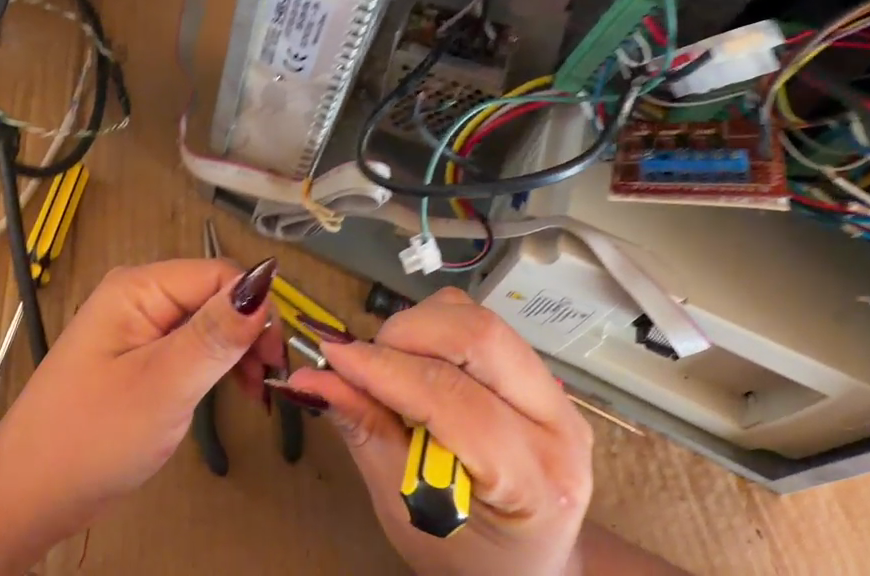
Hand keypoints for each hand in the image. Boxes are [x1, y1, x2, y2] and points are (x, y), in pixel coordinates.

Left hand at [0, 258, 287, 527]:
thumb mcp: (164, 384)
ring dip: (236, 352)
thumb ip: (215, 333)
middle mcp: (137, 296)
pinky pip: (189, 346)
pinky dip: (215, 366)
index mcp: (138, 287)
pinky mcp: (138, 357)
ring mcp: (136, 327)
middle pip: (214, 295)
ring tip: (253, 392)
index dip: (255, 308)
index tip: (276, 358)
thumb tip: (264, 279)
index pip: (218, 274)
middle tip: (267, 383)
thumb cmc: (93, 437)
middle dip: (248, 332)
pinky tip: (230, 390)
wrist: (33, 492)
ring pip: (206, 322)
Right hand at [277, 288, 593, 575]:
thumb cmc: (464, 554)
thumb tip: (310, 379)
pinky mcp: (541, 374)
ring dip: (418, 328)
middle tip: (361, 360)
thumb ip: (365, 434)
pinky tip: (417, 365)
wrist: (528, 564)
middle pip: (478, 336)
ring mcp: (558, 395)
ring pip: (477, 319)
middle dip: (404, 333)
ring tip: (390, 368)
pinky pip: (480, 324)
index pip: (454, 400)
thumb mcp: (405, 512)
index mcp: (533, 482)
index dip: (385, 370)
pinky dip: (434, 329)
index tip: (331, 355)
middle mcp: (560, 426)